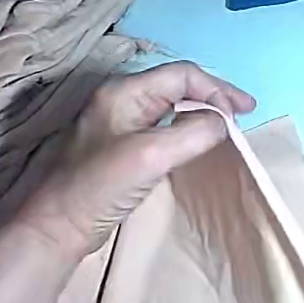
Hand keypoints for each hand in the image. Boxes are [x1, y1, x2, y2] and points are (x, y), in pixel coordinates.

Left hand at [14, 61, 254, 257]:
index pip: (183, 75)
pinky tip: (201, 139)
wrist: (57, 227)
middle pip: (180, 84)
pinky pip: (166, 124)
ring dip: (204, 111)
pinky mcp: (123, 144)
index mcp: (125, 91)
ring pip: (174, 104)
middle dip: (215, 96)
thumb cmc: (100, 186)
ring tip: (230, 125)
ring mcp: (121, 121)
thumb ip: (193, 132)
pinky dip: (190, 127)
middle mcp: (123, 98)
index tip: (239, 117)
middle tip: (246, 113)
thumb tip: (223, 123)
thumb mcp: (151, 155)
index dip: (216, 90)